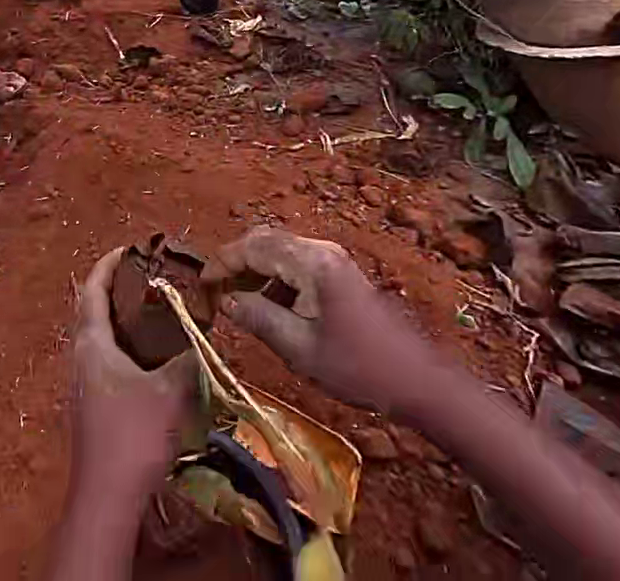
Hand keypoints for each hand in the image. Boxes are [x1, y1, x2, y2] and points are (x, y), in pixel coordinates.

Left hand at [69, 247, 197, 506]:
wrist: (106, 498)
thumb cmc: (133, 435)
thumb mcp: (170, 390)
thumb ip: (189, 357)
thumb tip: (205, 331)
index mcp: (92, 344)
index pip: (92, 290)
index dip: (107, 265)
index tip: (127, 249)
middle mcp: (81, 357)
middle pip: (91, 310)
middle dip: (116, 288)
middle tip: (147, 276)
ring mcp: (83, 382)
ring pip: (98, 336)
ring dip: (119, 317)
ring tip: (152, 309)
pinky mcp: (91, 404)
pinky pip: (104, 358)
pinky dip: (122, 343)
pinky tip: (148, 356)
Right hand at [201, 225, 438, 414]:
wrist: (417, 379)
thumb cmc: (358, 367)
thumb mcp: (299, 348)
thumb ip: (259, 318)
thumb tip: (228, 302)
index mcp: (310, 261)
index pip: (252, 247)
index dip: (221, 263)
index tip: (202, 285)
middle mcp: (320, 249)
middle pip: (264, 241)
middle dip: (235, 263)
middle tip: (215, 292)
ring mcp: (331, 258)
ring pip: (278, 251)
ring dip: (254, 271)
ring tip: (237, 303)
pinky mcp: (338, 272)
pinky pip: (295, 263)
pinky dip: (274, 279)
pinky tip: (269, 308)